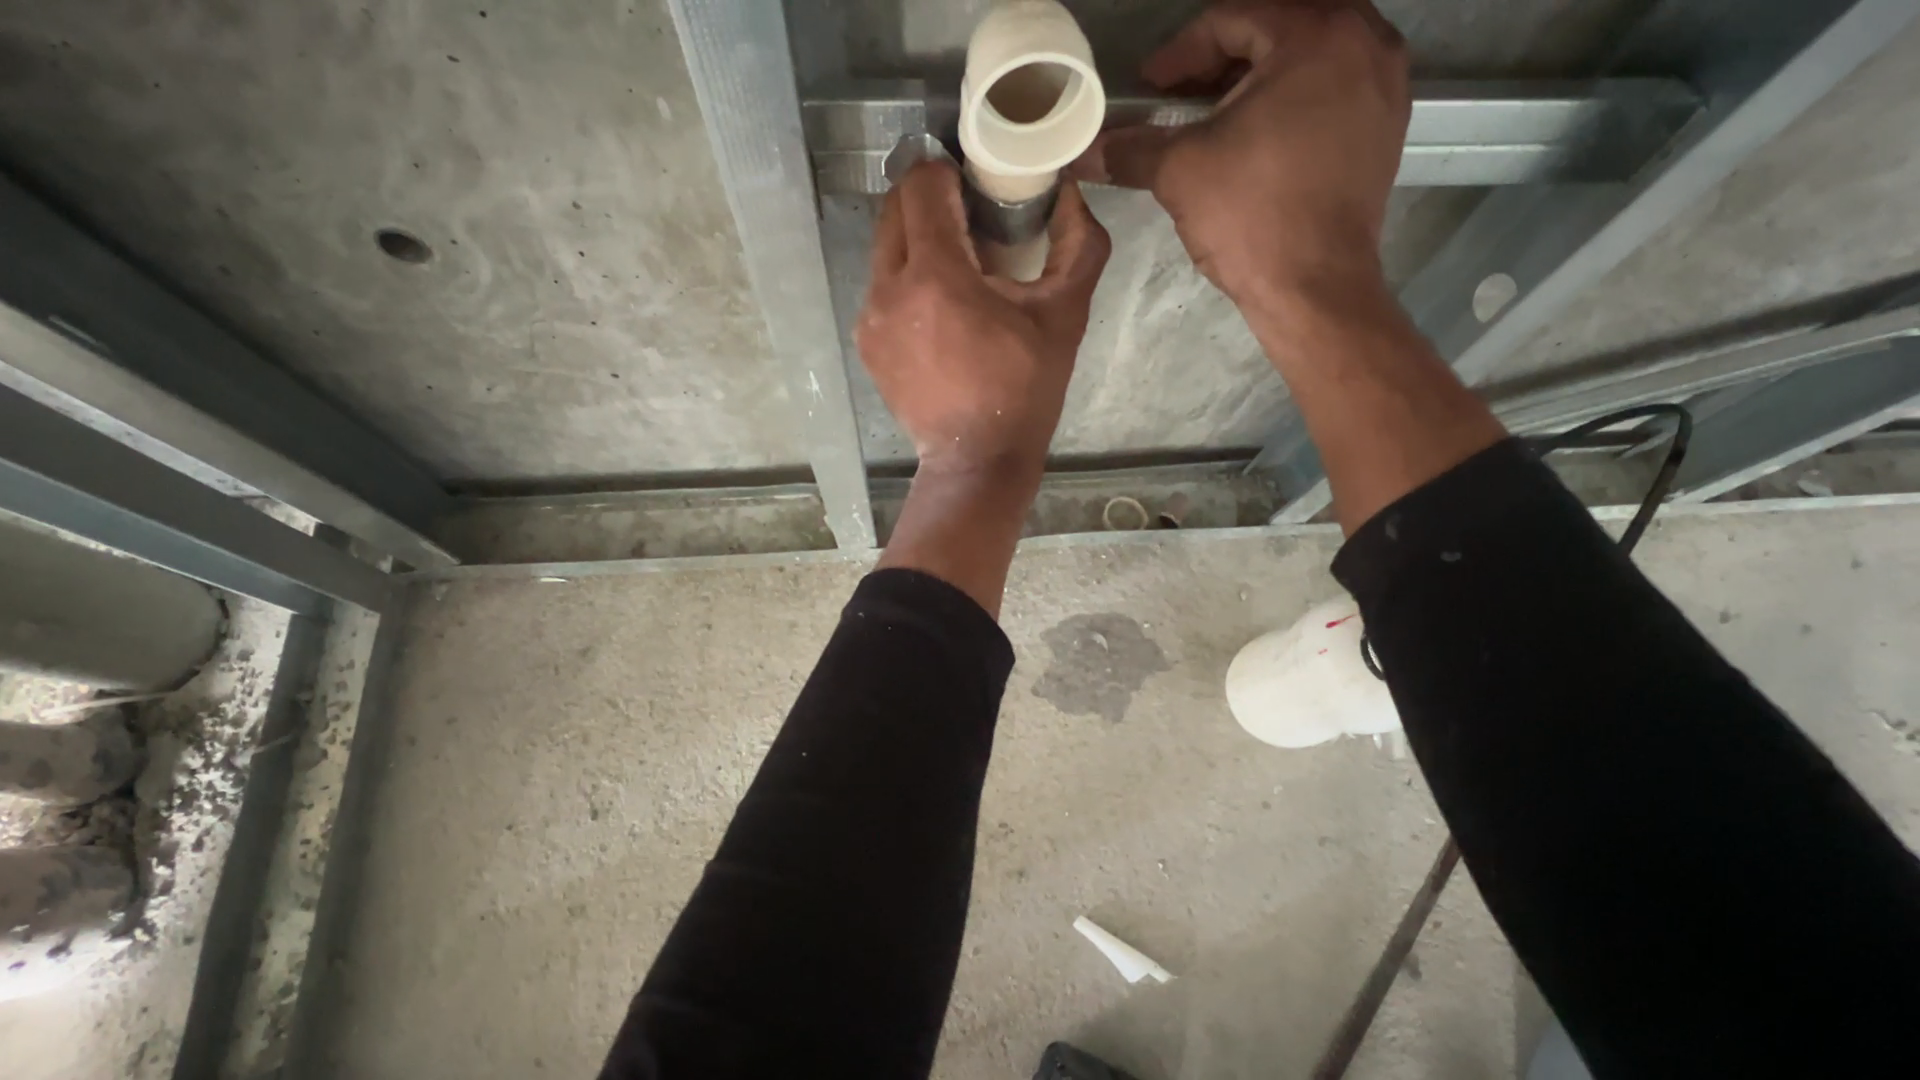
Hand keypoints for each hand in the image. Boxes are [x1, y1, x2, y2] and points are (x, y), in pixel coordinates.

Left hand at [857, 161, 1109, 481]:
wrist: (976, 459)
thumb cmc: (1024, 389)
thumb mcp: (1064, 314)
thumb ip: (1077, 244)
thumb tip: (1069, 194)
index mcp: (936, 276)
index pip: (922, 186)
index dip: (948, 173)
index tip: (975, 184)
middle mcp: (889, 289)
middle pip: (894, 209)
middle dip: (929, 200)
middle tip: (968, 216)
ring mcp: (870, 319)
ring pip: (884, 248)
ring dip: (917, 239)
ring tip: (957, 265)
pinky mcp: (866, 342)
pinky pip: (880, 287)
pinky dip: (906, 279)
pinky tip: (939, 307)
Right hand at [1072, 0, 1408, 306]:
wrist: (1315, 287)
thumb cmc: (1250, 217)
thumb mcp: (1179, 172)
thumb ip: (1131, 147)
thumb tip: (1083, 151)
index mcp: (1315, 35)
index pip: (1232, 18)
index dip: (1179, 53)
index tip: (1149, 87)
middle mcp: (1364, 41)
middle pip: (1276, 27)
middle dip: (1221, 58)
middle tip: (1180, 92)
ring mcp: (1385, 82)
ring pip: (1308, 54)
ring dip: (1256, 75)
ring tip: (1213, 114)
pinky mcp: (1388, 124)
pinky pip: (1333, 85)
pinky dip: (1292, 97)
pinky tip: (1256, 134)